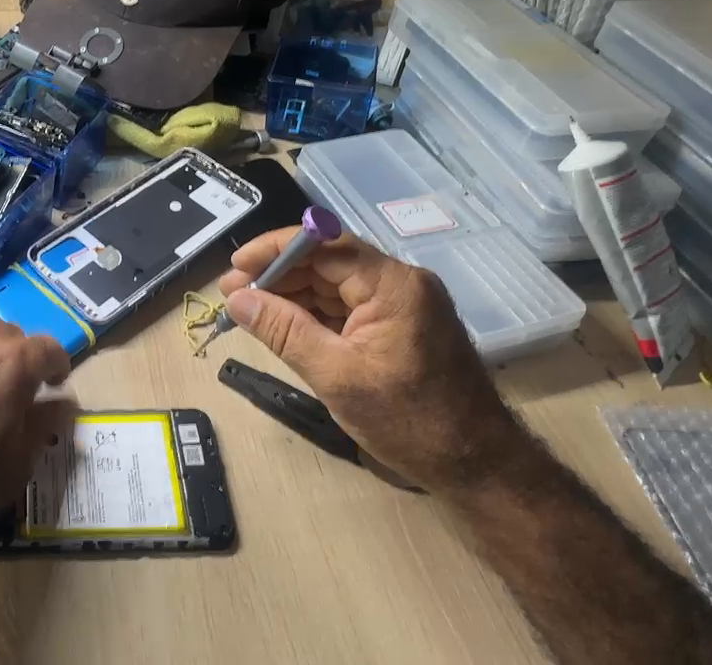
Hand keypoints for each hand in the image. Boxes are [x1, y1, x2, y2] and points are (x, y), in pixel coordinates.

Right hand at [219, 227, 528, 492]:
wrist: (479, 467)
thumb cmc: (409, 421)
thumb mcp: (335, 376)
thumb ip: (284, 331)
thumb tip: (238, 299)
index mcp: (392, 285)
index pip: (323, 244)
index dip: (274, 250)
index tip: (235, 266)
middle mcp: (401, 283)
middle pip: (328, 262)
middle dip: (278, 275)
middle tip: (232, 294)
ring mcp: (404, 305)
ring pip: (336, 285)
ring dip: (292, 295)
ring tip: (248, 309)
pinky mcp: (401, 326)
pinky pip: (350, 307)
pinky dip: (315, 314)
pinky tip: (283, 324)